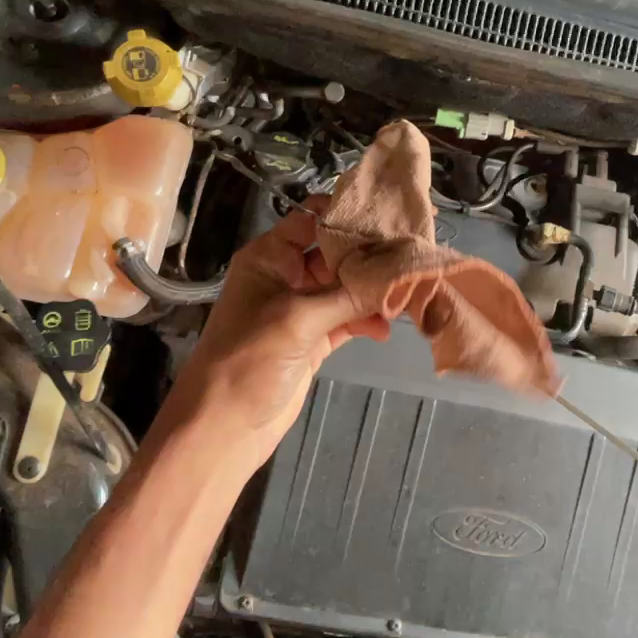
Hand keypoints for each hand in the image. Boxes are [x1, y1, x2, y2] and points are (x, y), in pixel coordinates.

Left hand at [166, 198, 388, 467]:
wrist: (223, 427)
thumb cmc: (248, 359)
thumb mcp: (296, 319)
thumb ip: (347, 295)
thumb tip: (398, 275)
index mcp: (269, 257)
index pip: (312, 219)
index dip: (347, 213)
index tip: (390, 211)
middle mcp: (286, 276)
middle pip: (335, 252)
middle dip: (371, 253)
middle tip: (414, 249)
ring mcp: (301, 310)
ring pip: (346, 287)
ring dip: (373, 290)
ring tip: (409, 289)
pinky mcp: (314, 340)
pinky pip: (348, 319)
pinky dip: (367, 320)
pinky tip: (388, 325)